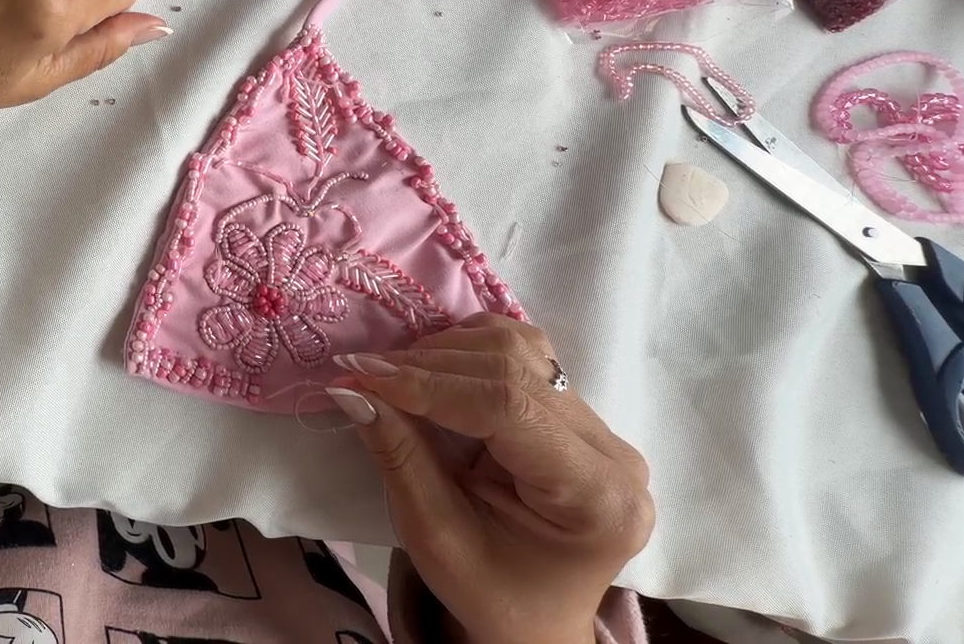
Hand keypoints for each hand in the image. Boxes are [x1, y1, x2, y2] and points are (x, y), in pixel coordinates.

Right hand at [326, 314, 654, 643]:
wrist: (536, 618)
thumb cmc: (490, 591)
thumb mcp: (435, 537)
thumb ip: (399, 457)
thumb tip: (352, 388)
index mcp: (595, 497)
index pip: (506, 406)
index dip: (426, 383)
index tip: (358, 374)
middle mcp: (611, 452)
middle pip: (509, 368)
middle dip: (423, 365)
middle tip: (360, 374)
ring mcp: (598, 426)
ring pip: (514, 347)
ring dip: (442, 352)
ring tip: (393, 378)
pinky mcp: (574, 410)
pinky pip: (519, 350)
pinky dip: (464, 348)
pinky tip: (432, 371)